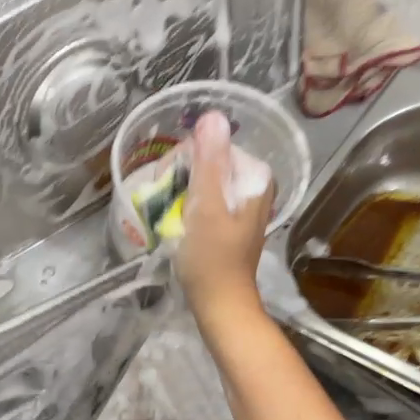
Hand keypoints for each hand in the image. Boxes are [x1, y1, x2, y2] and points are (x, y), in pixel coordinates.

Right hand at [176, 110, 275, 321]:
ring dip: (180, 193)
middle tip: (164, 202)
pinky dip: (187, 206)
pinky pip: (204, 200)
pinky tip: (175, 222)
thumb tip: (212, 116)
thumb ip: (209, 162)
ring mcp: (242, 205)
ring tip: (166, 213)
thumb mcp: (207, 206)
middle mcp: (254, 186)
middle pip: (208, 163)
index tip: (166, 184)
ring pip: (204, 182)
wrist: (218, 303)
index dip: (184, 160)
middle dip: (181, 177)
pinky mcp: (229, 222)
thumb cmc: (211, 257)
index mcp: (255, 177)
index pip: (212, 147)